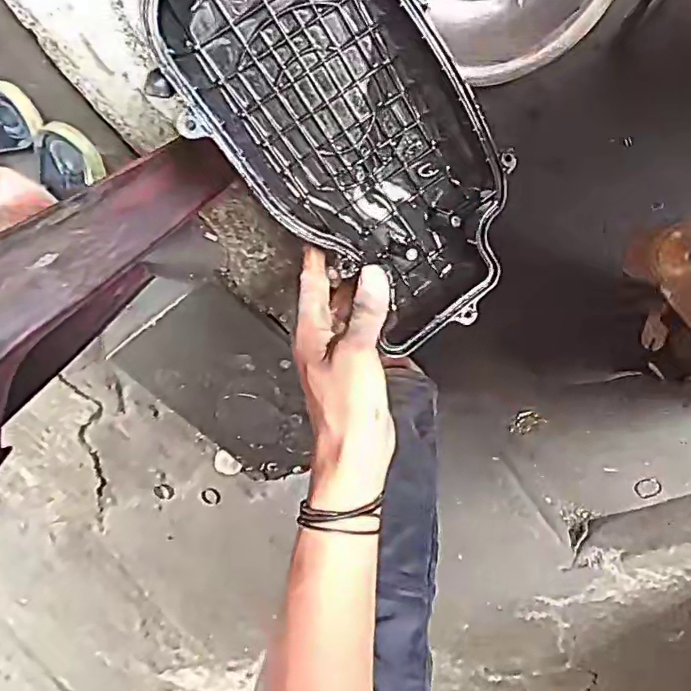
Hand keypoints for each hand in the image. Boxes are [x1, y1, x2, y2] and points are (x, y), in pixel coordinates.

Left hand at [294, 247, 395, 508]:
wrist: (356, 453)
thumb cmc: (345, 414)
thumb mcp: (358, 352)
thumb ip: (367, 313)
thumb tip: (372, 277)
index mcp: (310, 336)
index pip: (310, 285)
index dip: (316, 259)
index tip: (319, 237)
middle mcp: (319, 344)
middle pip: (326, 298)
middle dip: (338, 273)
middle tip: (351, 250)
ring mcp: (336, 358)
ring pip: (343, 316)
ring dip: (355, 297)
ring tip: (368, 275)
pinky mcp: (353, 370)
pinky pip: (358, 335)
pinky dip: (368, 320)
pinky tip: (380, 316)